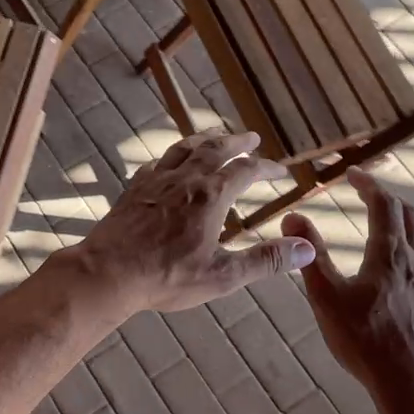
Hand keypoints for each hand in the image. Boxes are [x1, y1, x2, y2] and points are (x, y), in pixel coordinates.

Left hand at [63, 130, 314, 318]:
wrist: (107, 272)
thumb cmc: (166, 277)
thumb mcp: (223, 275)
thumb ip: (265, 260)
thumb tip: (306, 248)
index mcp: (210, 196)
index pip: (246, 170)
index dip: (266, 168)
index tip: (281, 171)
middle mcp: (183, 180)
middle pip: (214, 149)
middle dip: (237, 141)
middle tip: (251, 137)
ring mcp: (154, 182)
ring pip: (183, 149)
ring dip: (203, 140)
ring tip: (214, 137)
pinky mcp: (132, 191)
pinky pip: (156, 164)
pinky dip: (170, 158)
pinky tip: (169, 165)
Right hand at [282, 168, 413, 405]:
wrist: (413, 383)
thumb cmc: (364, 340)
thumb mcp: (325, 296)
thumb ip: (310, 254)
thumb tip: (292, 215)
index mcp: (389, 253)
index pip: (383, 203)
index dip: (368, 184)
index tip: (352, 174)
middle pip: (408, 214)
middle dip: (386, 198)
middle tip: (366, 194)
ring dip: (404, 220)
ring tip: (385, 222)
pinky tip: (408, 262)